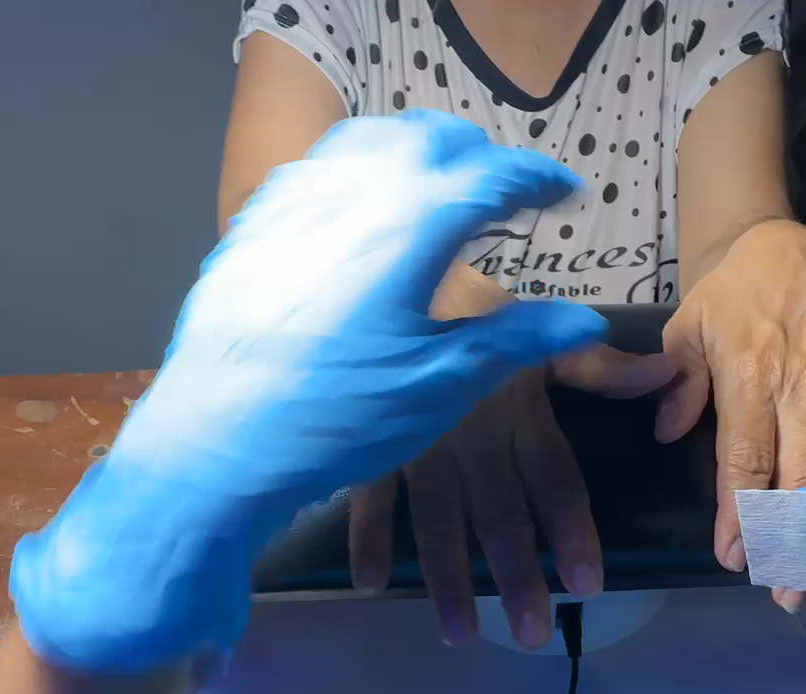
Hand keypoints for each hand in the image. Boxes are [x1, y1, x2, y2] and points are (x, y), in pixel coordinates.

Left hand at [11, 112, 605, 671]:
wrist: (219, 441)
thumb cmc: (341, 419)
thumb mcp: (442, 387)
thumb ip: (517, 341)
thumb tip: (586, 322)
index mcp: (409, 226)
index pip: (492, 177)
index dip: (539, 181)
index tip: (566, 194)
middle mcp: (352, 190)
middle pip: (433, 139)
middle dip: (480, 158)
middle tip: (505, 194)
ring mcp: (296, 200)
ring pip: (372, 140)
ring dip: (420, 154)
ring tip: (440, 192)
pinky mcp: (256, 223)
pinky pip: (322, 167)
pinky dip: (363, 170)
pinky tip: (365, 213)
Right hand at [350, 344, 676, 646]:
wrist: (397, 282)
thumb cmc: (476, 313)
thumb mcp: (540, 334)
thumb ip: (600, 368)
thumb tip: (665, 376)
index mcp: (519, 414)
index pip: (553, 482)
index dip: (571, 533)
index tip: (587, 585)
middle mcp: (473, 439)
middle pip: (498, 517)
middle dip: (515, 576)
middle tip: (532, 634)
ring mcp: (418, 444)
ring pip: (437, 520)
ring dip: (448, 578)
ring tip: (461, 633)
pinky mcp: (372, 442)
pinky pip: (369, 494)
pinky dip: (367, 536)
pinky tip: (372, 584)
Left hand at [659, 219, 805, 612]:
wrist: (783, 247)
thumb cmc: (725, 297)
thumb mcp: (684, 332)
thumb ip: (677, 385)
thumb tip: (668, 434)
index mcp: (752, 379)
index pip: (746, 461)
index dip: (742, 514)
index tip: (735, 558)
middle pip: (805, 478)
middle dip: (796, 539)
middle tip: (787, 589)